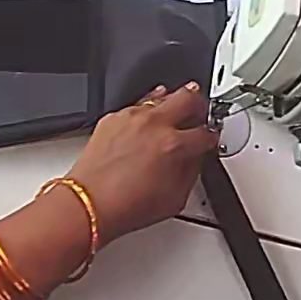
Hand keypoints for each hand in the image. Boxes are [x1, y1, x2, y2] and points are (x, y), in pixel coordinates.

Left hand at [63, 83, 218, 242]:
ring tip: (175, 110)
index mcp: (174, 145)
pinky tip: (148, 119)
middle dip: (199, 104)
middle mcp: (154, 124)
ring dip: (173, 101)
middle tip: (200, 110)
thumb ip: (191, 171)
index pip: (205, 132)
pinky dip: (147, 109)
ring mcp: (132, 117)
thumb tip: (195, 158)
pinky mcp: (113, 116)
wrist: (89, 203)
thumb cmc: (125, 205)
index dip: (211, 136)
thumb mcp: (175, 198)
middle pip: (189, 97)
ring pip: (162, 94)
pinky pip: (137, 104)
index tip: (208, 138)